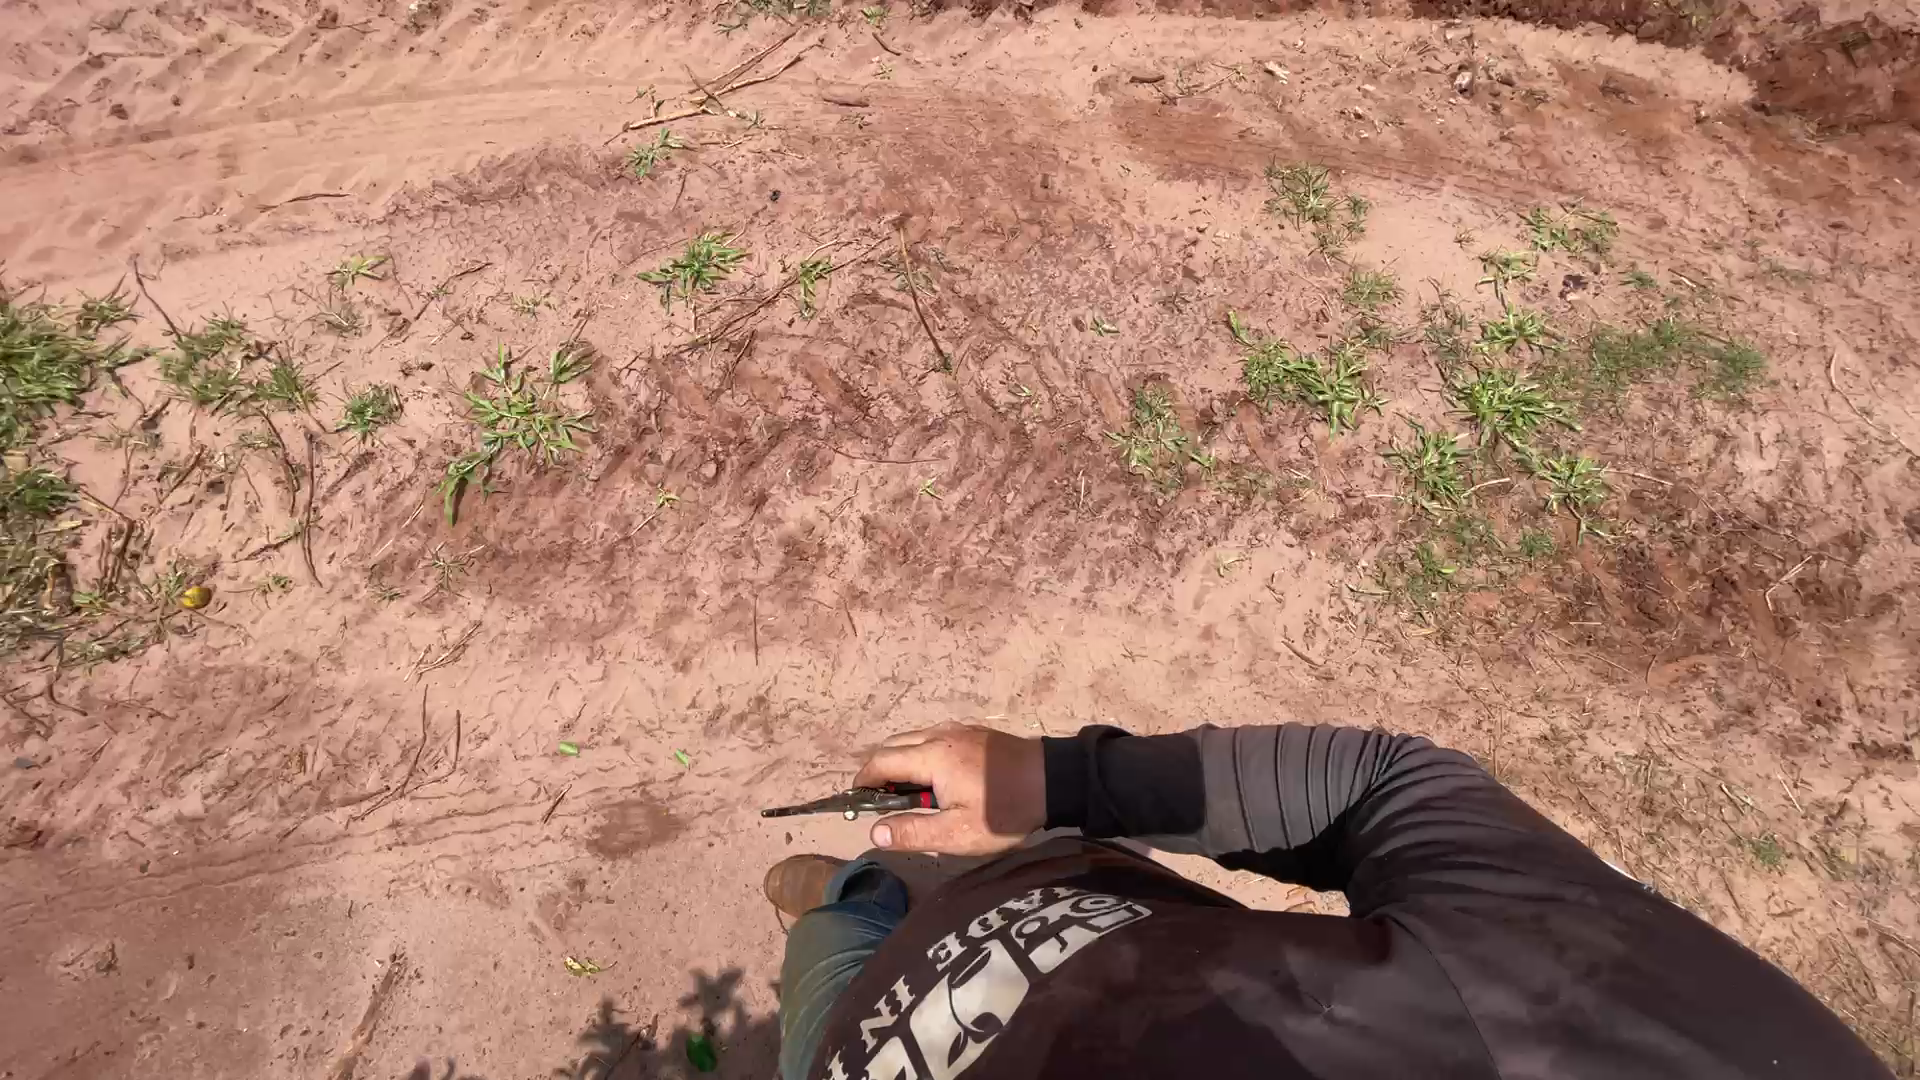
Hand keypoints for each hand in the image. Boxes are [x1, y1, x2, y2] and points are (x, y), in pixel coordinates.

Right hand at [852, 722, 1045, 854]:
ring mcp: (958, 729)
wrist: (1054, 781)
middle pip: (894, 745)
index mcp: (931, 755)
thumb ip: (913, 832)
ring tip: (910, 797)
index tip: (855, 802)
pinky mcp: (973, 732)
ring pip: (914, 739)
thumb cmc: (1004, 811)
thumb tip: (874, 832)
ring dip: (902, 762)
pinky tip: (937, 781)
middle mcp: (940, 734)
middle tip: (882, 805)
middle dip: (880, 772)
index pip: (881, 761)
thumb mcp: (957, 834)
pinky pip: (934, 737)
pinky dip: (921, 754)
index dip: (863, 781)